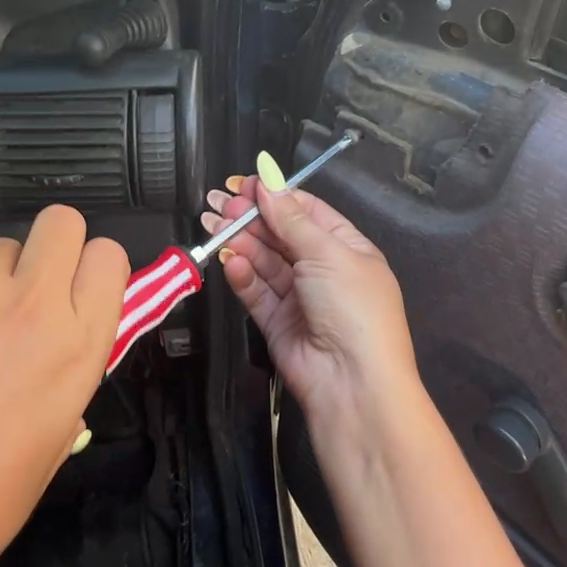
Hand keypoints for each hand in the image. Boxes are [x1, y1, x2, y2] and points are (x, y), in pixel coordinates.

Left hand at [0, 206, 128, 566]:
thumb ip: (66, 387)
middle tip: (43, 294)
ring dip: (6, 275)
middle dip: (59, 247)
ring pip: (4, 245)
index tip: (86, 299)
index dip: (99, 272)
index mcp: (74, 345)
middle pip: (61, 221)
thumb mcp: (49, 450)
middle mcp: (29, 305)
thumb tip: (60, 363)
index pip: (108, 256)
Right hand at [204, 173, 416, 417]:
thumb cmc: (353, 307)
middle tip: (219, 202)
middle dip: (252, 217)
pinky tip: (229, 260)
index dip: (277, 196)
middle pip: (282, 235)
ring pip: (265, 262)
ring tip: (213, 224)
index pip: (308, 212)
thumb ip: (291, 219)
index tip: (246, 183)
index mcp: (348, 249)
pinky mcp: (278, 324)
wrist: (352, 383)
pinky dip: (242, 276)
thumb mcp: (328, 253)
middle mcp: (325, 271)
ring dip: (241, 242)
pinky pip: (257, 293)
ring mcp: (301, 299)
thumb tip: (268, 184)